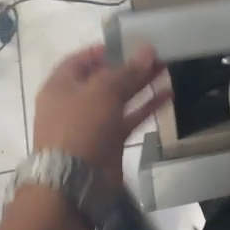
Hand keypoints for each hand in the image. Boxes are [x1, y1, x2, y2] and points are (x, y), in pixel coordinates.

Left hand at [31, 44, 170, 185]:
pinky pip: (129, 118)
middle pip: (105, 78)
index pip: (82, 59)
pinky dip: (146, 107)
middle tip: (157, 53)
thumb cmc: (80, 128)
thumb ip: (128, 70)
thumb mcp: (103, 91)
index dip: (105, 49)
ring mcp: (92, 124)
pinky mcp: (108, 142)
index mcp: (61, 86)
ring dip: (141, 84)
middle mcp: (74, 102)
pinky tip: (168, 95)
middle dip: (130, 66)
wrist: (73, 186)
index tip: (130, 42)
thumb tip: (148, 49)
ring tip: (166, 67)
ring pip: (120, 98)